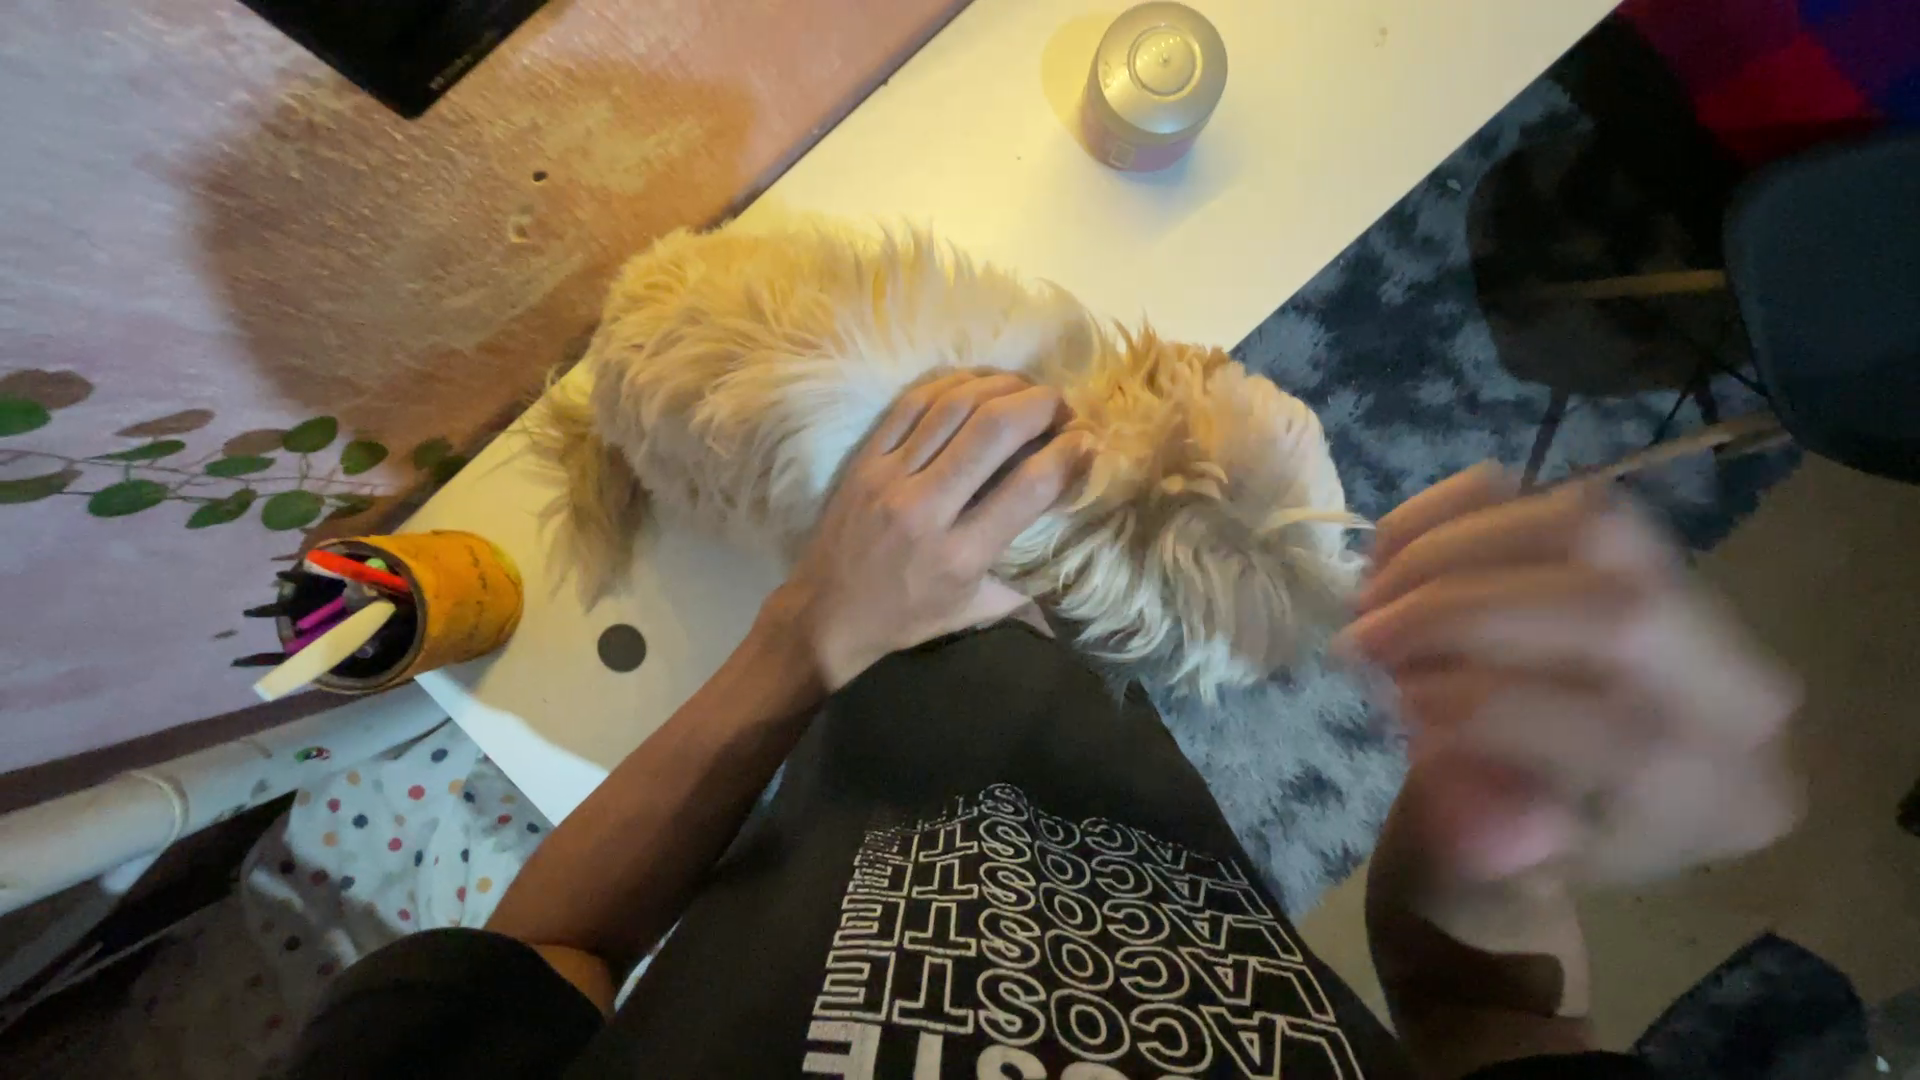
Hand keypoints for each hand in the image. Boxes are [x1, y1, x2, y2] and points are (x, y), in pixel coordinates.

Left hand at [766, 371, 1086, 689]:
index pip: (1029, 486)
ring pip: (953, 406)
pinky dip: (950, 385)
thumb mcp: (973, 610)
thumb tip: (1072, 556)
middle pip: (995, 430)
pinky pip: (910, 404)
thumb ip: (1025, 585)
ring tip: (1024, 387)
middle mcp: (927, 508)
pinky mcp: (864, 459)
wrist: (826, 613)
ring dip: (999, 385)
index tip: (1086, 440)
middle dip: (1040, 404)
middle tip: (1059, 404)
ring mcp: (890, 477)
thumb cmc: (906, 616)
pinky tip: (975, 383)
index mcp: (961, 554)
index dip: (1069, 453)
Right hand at [1339, 464, 1801, 885]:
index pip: (1627, 738)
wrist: (1545, 781)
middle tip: (1360, 637)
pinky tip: (1387, 553)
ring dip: (1442, 551)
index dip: (1483, 709)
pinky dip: (1445, 509)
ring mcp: (1688, 598)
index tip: (1390, 709)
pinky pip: (1539, 491)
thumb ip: (1484, 857)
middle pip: (1613, 613)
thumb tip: (1497, 824)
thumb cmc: (1508, 831)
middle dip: (1451, 614)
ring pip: (1582, 526)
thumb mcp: (1489, 879)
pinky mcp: (1618, 543)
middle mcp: (1735, 690)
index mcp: (1718, 798)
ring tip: (1369, 593)